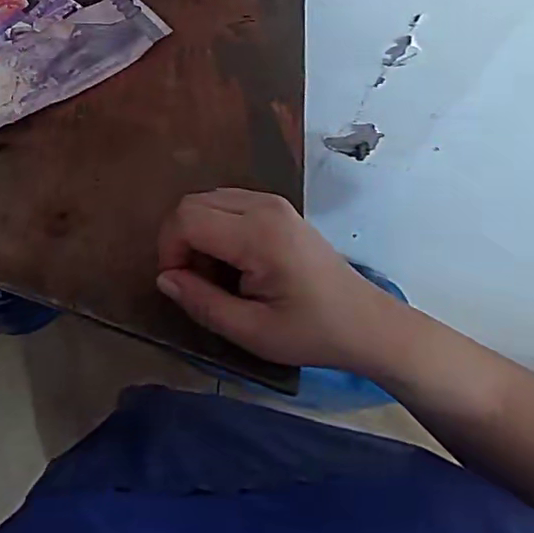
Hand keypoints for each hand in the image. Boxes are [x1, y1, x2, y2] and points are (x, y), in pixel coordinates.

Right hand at [156, 188, 411, 373]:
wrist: (369, 324)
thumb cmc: (313, 332)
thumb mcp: (253, 332)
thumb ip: (202, 303)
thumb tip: (164, 278)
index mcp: (259, 235)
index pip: (186, 219)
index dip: (169, 250)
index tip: (179, 284)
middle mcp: (263, 206)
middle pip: (191, 203)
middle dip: (179, 241)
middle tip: (195, 281)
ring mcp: (271, 201)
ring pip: (205, 200)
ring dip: (195, 233)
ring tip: (214, 273)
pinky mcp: (275, 205)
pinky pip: (224, 202)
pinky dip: (212, 226)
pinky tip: (230, 259)